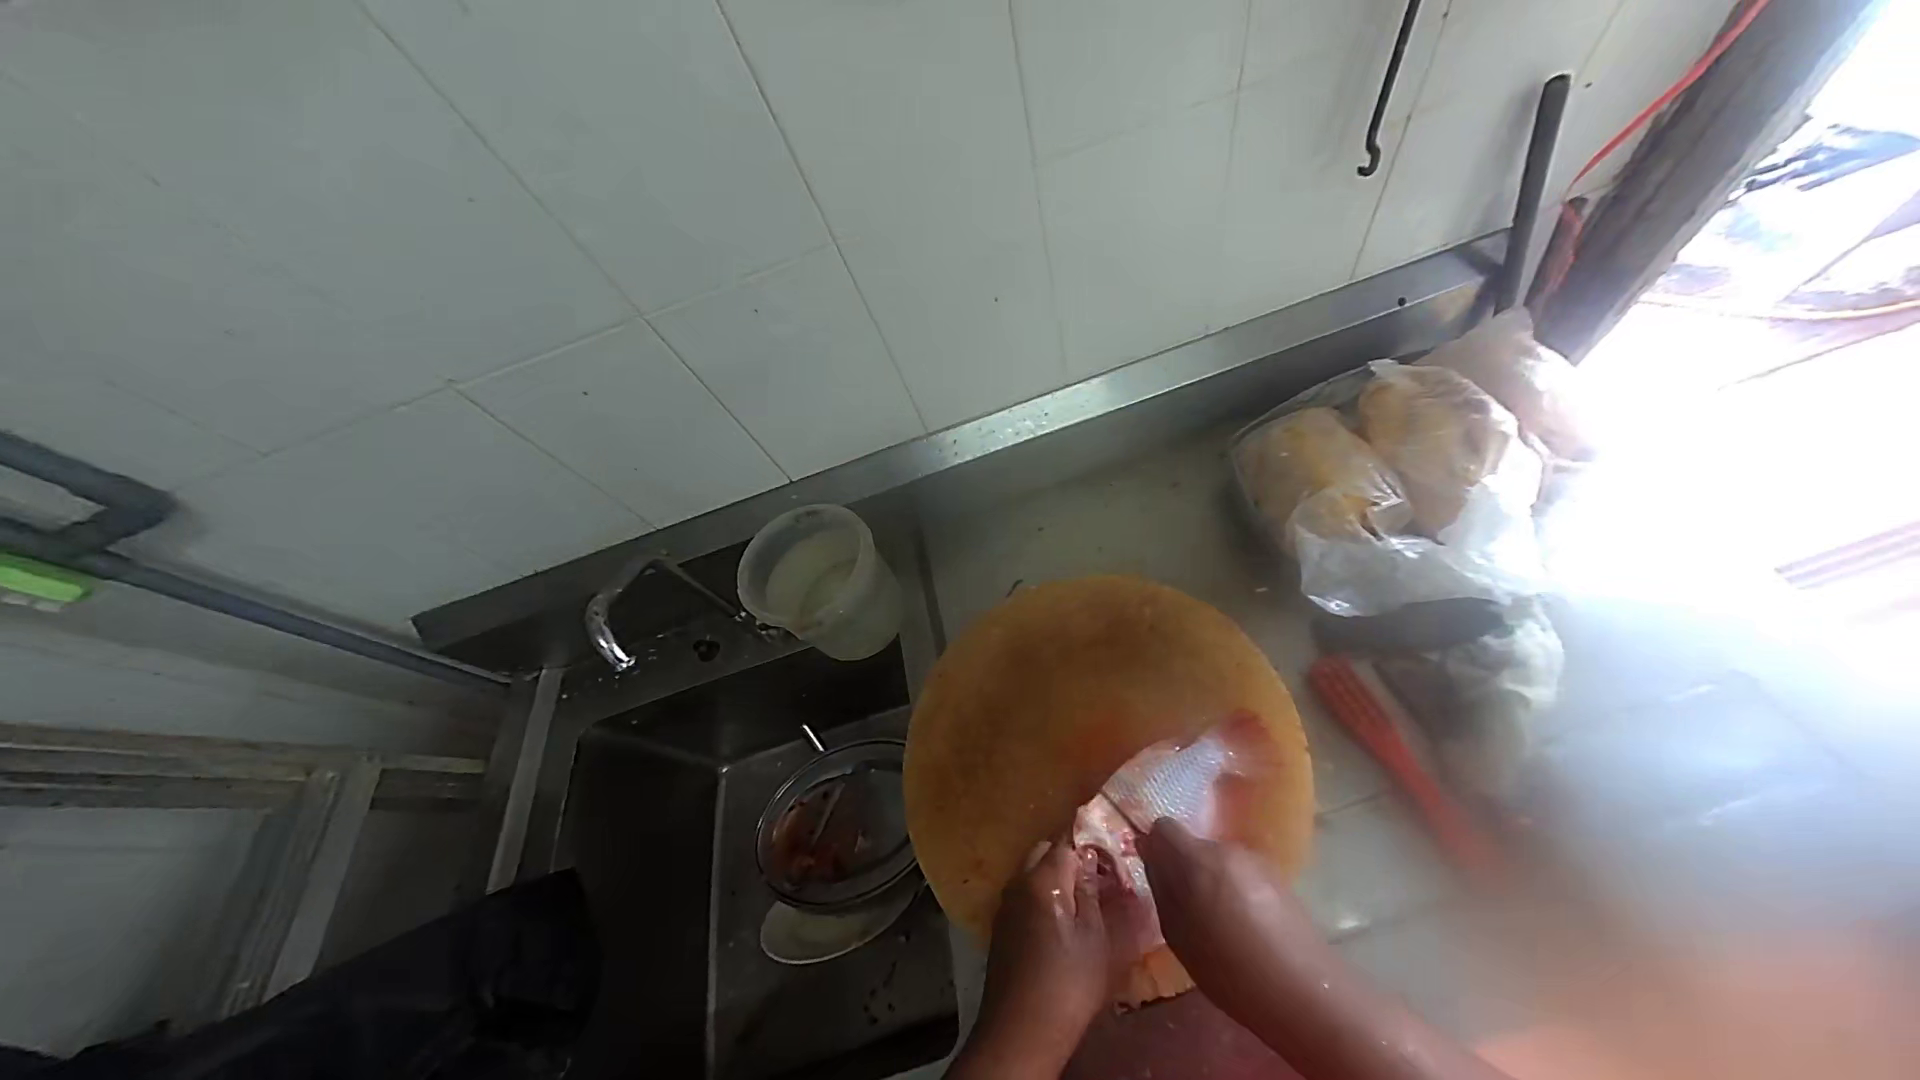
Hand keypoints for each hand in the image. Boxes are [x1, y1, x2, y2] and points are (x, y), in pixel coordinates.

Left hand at [954, 836, 1118, 1077]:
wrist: (1020, 1030)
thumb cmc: (1068, 984)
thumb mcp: (1095, 938)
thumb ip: (1092, 893)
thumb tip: (1091, 860)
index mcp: (1041, 879)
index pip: (1065, 841)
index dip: (1088, 842)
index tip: (1109, 851)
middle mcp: (1018, 882)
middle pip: (1044, 851)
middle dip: (1069, 855)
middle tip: (1098, 875)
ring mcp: (1006, 903)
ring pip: (1031, 871)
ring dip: (1053, 874)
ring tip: (1082, 897)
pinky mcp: (1001, 924)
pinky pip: (1023, 893)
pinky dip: (1041, 893)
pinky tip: (1059, 918)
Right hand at [1141, 821, 1516, 1079]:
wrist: (1307, 994)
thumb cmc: (1230, 970)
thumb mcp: (1177, 934)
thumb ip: (1160, 886)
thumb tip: (1149, 853)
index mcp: (1196, 858)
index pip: (1163, 826)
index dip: (1156, 848)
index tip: (1160, 878)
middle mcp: (1226, 848)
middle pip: (1192, 844)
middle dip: (1186, 868)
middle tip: (1190, 910)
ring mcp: (1256, 860)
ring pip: (1217, 860)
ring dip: (1212, 881)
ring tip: (1222, 924)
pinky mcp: (1279, 876)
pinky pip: (1241, 873)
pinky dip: (1235, 891)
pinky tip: (1247, 928)